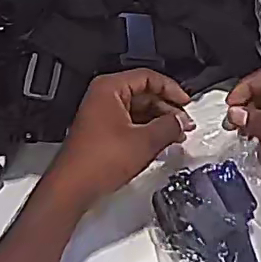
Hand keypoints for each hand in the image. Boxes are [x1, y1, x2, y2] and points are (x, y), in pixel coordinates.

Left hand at [41, 70, 193, 213]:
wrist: (74, 184)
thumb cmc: (97, 161)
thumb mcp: (144, 141)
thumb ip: (168, 126)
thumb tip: (180, 120)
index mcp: (109, 88)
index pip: (147, 77)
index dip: (171, 89)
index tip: (186, 102)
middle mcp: (103, 96)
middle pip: (143, 92)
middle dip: (166, 107)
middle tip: (184, 122)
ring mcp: (101, 113)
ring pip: (138, 108)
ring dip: (158, 120)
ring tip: (176, 134)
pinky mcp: (102, 129)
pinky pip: (130, 121)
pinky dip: (146, 130)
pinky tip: (160, 142)